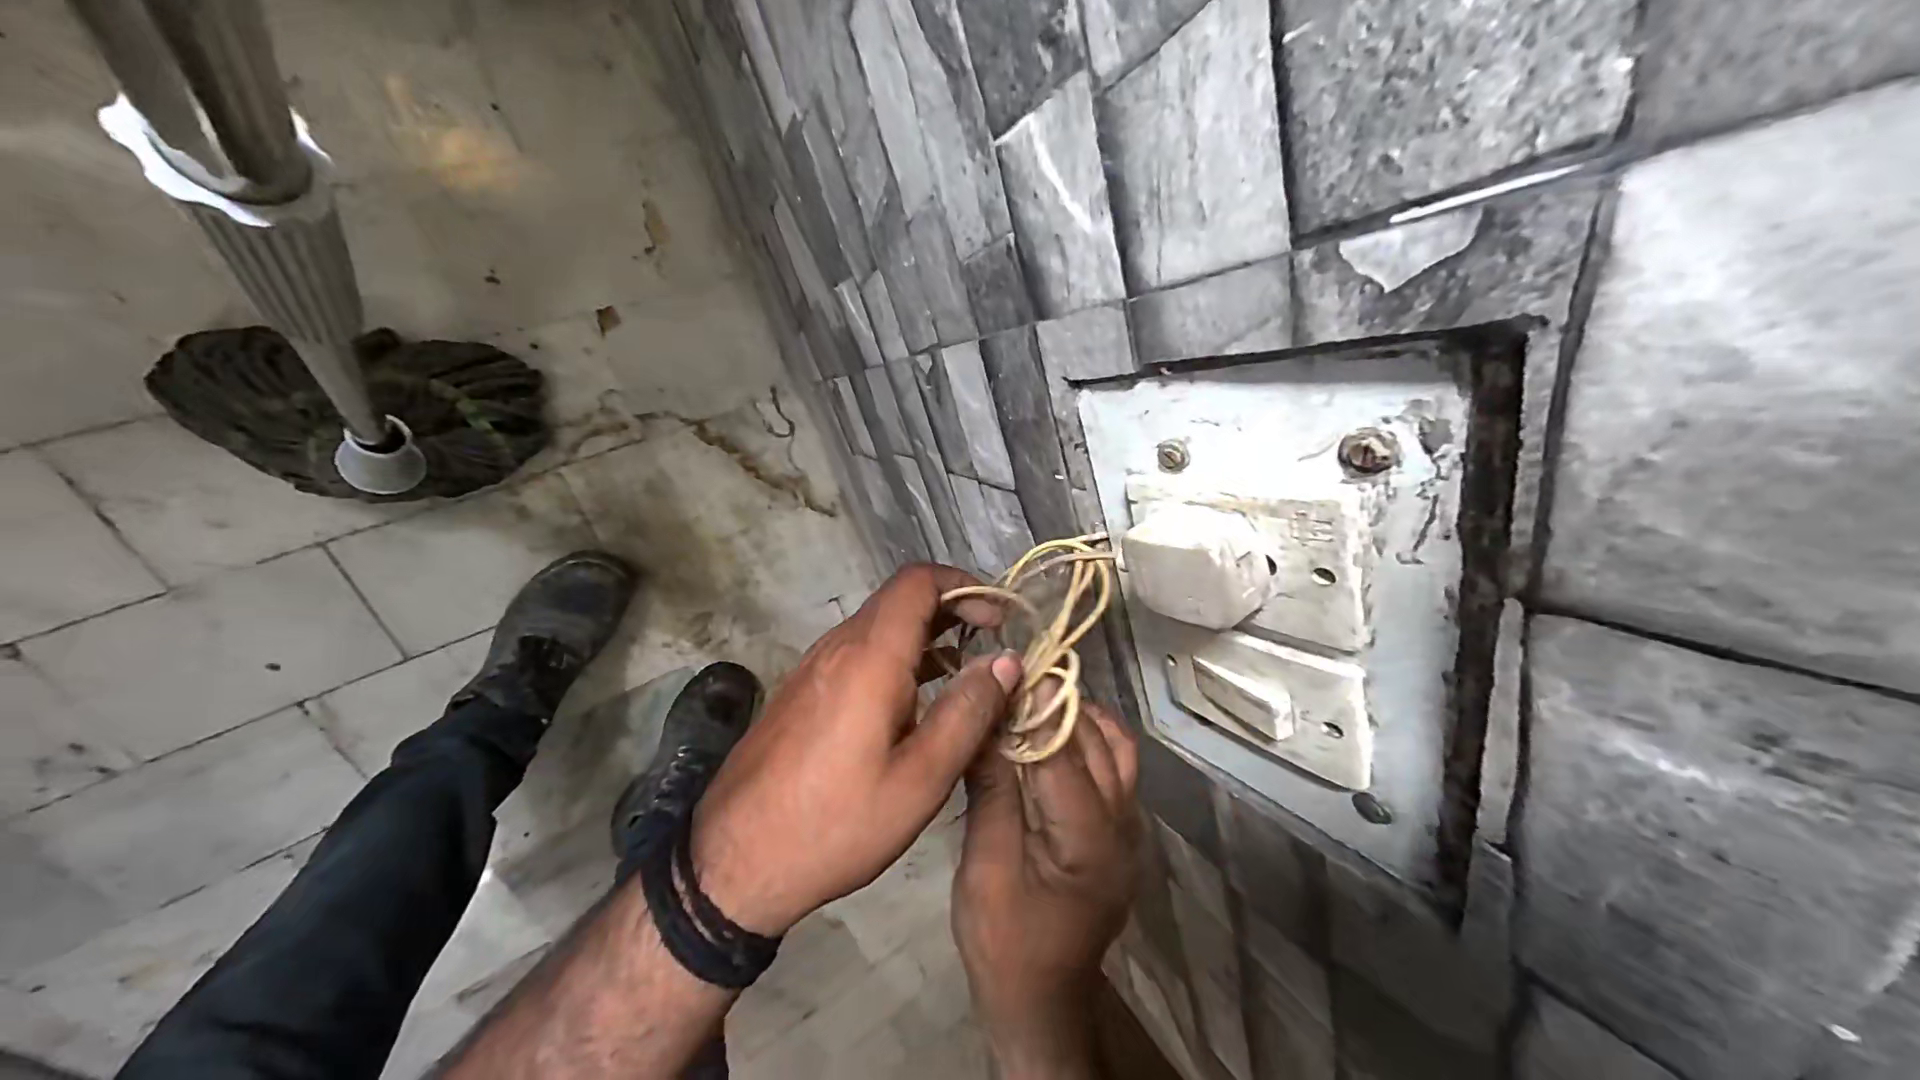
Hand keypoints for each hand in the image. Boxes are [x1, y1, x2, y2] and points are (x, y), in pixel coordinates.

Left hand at [689, 563, 1019, 934]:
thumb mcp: (919, 779)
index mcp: (869, 657)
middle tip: (992, 644)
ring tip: (966, 672)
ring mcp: (814, 668)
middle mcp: (838, 647)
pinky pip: (859, 653)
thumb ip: (967, 713)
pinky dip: (898, 657)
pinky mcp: (803, 691)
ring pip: (879, 626)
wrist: (734, 861)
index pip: (918, 581)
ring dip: (927, 635)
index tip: (999, 618)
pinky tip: (918, 700)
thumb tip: (1006, 661)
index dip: (964, 584)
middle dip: (952, 608)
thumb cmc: (835, 823)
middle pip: (900, 599)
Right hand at [953, 701, 1140, 1076]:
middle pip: (1098, 742)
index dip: (1037, 707)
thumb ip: (990, 791)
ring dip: (1078, 716)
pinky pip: (1113, 766)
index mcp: (1089, 843)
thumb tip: (982, 720)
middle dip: (1057, 702)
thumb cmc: (1005, 943)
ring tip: (1032, 698)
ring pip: (1115, 749)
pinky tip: (1050, 733)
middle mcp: (1123, 827)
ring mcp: (1129, 829)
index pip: (1065, 755)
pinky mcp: (1120, 830)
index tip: (1010, 667)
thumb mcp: (984, 869)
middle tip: (1013, 676)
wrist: (1042, 999)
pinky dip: (1086, 737)